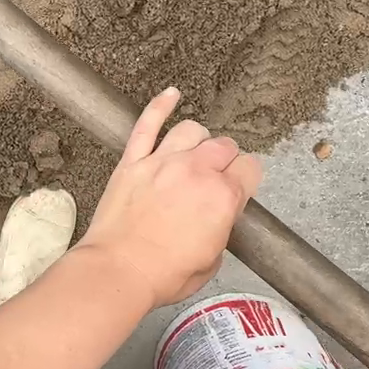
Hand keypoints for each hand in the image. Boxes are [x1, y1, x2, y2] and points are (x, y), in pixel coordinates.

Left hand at [75, 88, 262, 309]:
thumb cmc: (163, 274)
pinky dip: (160, 106)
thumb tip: (215, 218)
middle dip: (225, 160)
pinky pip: (147, 124)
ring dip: (198, 140)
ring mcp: (162, 162)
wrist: (118, 270)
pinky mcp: (132, 162)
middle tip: (216, 176)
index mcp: (223, 197)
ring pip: (191, 131)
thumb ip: (220, 228)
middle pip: (224, 146)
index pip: (250, 168)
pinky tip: (171, 95)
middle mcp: (196, 172)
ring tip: (194, 152)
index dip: (246, 179)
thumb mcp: (212, 260)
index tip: (239, 186)